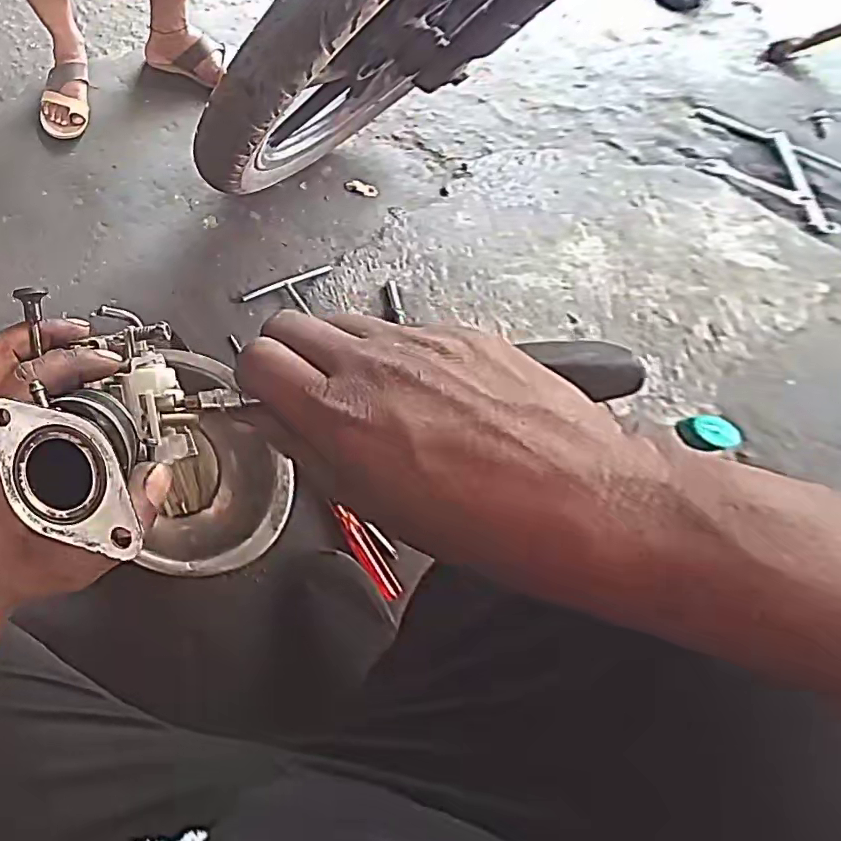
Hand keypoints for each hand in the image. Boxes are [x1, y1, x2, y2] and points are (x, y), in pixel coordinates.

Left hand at [0, 319, 171, 616]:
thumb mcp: (81, 549)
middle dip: (46, 332)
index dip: (72, 360)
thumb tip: (156, 476)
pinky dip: (22, 365)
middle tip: (84, 335)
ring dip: (32, 344)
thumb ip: (131, 515)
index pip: (26, 376)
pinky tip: (52, 378)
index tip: (105, 364)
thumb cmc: (6, 568)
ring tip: (71, 344)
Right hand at [236, 313, 671, 578]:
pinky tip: (416, 388)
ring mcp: (417, 341)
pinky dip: (389, 351)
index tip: (261, 394)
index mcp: (340, 413)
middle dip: (280, 352)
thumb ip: (306, 450)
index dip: (250, 377)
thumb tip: (272, 421)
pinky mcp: (459, 332)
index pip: (256, 357)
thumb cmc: (487, 522)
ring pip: (338, 319)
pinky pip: (399, 327)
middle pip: (286, 322)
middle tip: (298, 384)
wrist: (590, 502)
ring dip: (332, 348)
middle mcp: (371, 364)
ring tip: (359, 388)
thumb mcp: (370, 502)